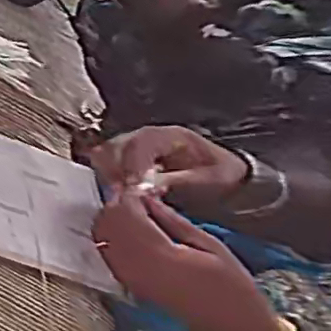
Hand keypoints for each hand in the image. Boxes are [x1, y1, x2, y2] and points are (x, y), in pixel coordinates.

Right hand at [89, 126, 248, 212]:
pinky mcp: (125, 155)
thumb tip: (142, 187)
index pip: (140, 144)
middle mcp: (146, 135)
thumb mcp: (207, 179)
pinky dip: (108, 176)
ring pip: (104, 153)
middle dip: (115, 171)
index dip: (132, 166)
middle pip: (114, 146)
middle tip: (124, 194)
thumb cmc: (220, 176)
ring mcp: (133, 143)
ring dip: (108, 174)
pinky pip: (105, 162)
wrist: (227, 176)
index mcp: (170, 135)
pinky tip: (121, 189)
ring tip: (122, 193)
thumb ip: (174, 181)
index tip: (133, 188)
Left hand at [92, 191, 284, 330]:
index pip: (127, 212)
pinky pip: (104, 247)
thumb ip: (172, 220)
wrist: (230, 328)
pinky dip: (110, 232)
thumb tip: (147, 197)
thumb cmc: (231, 286)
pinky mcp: (122, 279)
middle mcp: (131, 262)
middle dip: (118, 203)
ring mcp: (123, 272)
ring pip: (101, 232)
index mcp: (157, 253)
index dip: (130, 195)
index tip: (142, 185)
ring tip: (135, 209)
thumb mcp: (210, 246)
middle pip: (108, 220)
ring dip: (112, 216)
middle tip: (138, 195)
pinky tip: (128, 227)